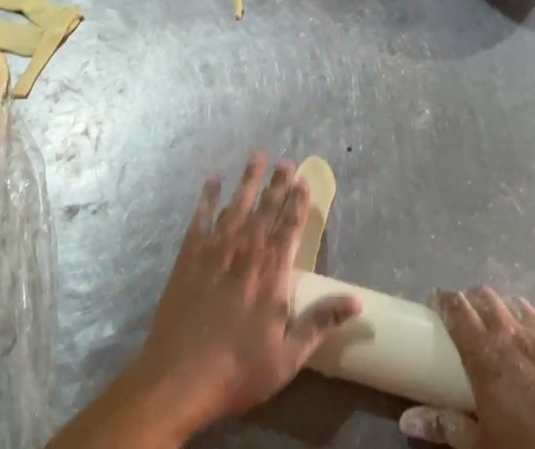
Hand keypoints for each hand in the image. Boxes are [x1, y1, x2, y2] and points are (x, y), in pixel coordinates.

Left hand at [128, 153, 362, 430]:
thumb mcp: (287, 357)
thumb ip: (319, 323)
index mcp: (271, 275)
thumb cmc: (238, 370)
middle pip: (264, 211)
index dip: (298, 204)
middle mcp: (244, 254)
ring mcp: (213, 252)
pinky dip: (207, 199)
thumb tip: (356, 302)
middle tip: (286, 161)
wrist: (178, 377)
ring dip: (247, 182)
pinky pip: (200, 219)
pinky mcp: (187, 258)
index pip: (289, 229)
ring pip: (235, 207)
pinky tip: (212, 182)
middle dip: (277, 185)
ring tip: (256, 157)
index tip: (304, 181)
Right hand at [401, 287, 534, 448]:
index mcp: (486, 356)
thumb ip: (445, 427)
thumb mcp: (480, 447)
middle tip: (466, 318)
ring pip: (521, 306)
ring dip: (506, 310)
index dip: (443, 301)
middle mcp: (516, 336)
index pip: (457, 309)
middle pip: (487, 297)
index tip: (435, 306)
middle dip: (472, 301)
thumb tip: (407, 421)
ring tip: (503, 327)